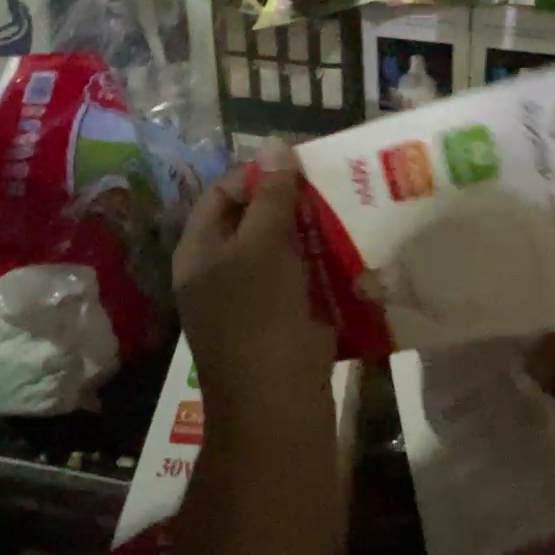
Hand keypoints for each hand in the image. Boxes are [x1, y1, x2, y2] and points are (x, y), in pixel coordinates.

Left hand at [173, 140, 334, 426]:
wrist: (277, 410)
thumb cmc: (260, 320)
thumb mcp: (263, 248)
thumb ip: (271, 196)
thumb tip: (276, 144)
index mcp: (200, 253)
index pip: (222, 194)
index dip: (258, 174)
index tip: (302, 164)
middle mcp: (220, 274)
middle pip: (254, 222)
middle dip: (292, 203)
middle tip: (334, 185)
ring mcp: (251, 302)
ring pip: (283, 252)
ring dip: (314, 233)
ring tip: (351, 212)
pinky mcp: (283, 323)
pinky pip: (302, 281)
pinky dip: (324, 265)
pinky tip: (354, 254)